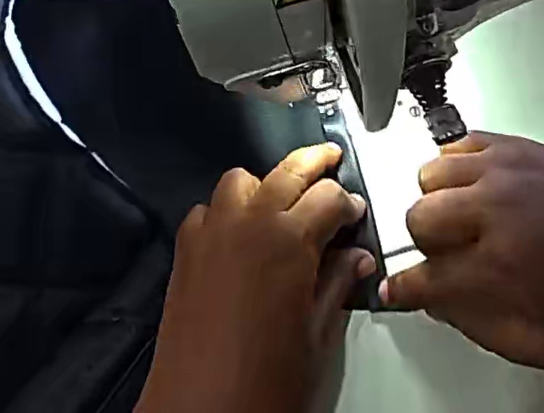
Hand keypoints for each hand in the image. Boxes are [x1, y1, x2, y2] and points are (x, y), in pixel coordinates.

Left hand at [136, 143, 374, 412]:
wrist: (198, 412)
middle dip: (315, 161)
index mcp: (289, 239)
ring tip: (283, 202)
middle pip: (289, 169)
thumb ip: (337, 285)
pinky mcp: (187, 242)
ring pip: (244, 179)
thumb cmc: (264, 383)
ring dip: (267, 184)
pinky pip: (210, 207)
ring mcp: (214, 226)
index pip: (329, 198)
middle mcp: (250, 220)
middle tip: (331, 157)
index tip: (356, 211)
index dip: (348, 203)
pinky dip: (228, 210)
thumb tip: (357, 258)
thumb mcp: (317, 336)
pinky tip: (240, 233)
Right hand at [381, 132, 543, 375]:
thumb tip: (442, 309)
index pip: (427, 277)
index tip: (393, 289)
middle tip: (446, 254)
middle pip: (418, 216)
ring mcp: (503, 170)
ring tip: (463, 217)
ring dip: (438, 200)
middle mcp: (493, 210)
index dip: (404, 287)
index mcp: (500, 267)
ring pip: (429, 174)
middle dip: (424, 243)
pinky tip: (476, 186)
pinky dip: (456, 166)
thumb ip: (485, 331)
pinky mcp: (515, 145)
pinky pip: (458, 143)